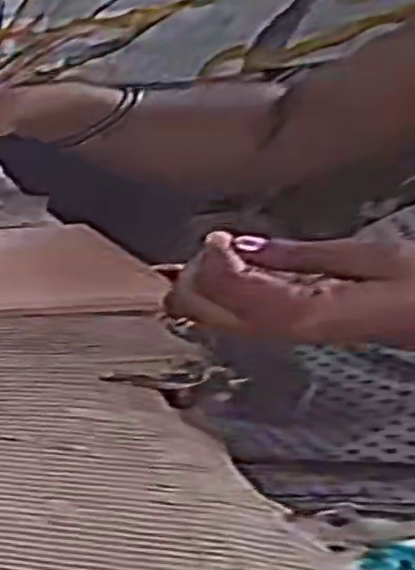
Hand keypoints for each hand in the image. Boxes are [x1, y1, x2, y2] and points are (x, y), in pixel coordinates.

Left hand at [167, 231, 414, 346]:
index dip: (213, 257)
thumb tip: (241, 245)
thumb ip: (298, 254)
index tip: (219, 235)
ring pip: (198, 312)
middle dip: (194, 273)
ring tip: (227, 256)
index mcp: (294, 312)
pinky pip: (220, 314)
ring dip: (198, 283)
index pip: (223, 285)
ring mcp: (267, 334)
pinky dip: (212, 292)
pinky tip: (234, 272)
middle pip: (193, 305)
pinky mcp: (273, 331)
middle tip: (221, 246)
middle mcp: (269, 329)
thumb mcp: (376, 259)